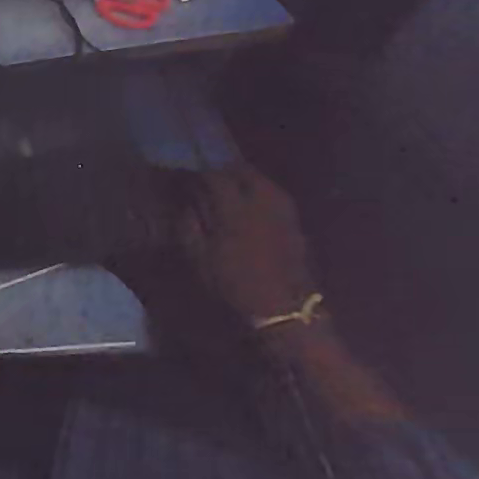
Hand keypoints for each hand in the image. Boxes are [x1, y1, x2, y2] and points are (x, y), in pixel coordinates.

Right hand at [181, 164, 319, 326]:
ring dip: (245, 178)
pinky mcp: (296, 224)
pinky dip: (261, 191)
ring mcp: (284, 213)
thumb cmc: (234, 284)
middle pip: (245, 172)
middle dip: (224, 170)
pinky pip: (277, 196)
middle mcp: (262, 204)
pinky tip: (252, 201)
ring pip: (264, 182)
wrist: (284, 309)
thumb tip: (184, 205)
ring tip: (229, 185)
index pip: (215, 178)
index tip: (182, 174)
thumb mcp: (199, 258)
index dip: (197, 173)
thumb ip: (189, 226)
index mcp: (235, 211)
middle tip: (206, 175)